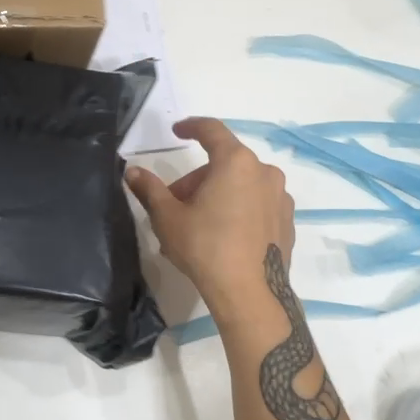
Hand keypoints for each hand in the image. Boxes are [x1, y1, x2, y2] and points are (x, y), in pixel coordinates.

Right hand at [126, 117, 294, 324]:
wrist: (249, 291)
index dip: (192, 127)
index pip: (212, 131)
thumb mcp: (168, 217)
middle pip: (224, 163)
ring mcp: (280, 197)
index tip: (178, 131)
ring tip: (197, 226)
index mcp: (235, 162)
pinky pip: (256, 204)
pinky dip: (238, 210)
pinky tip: (222, 237)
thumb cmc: (204, 247)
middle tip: (175, 206)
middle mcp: (264, 172)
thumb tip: (132, 171)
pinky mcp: (287, 220)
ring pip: (241, 185)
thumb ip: (150, 189)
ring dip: (217, 195)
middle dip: (197, 180)